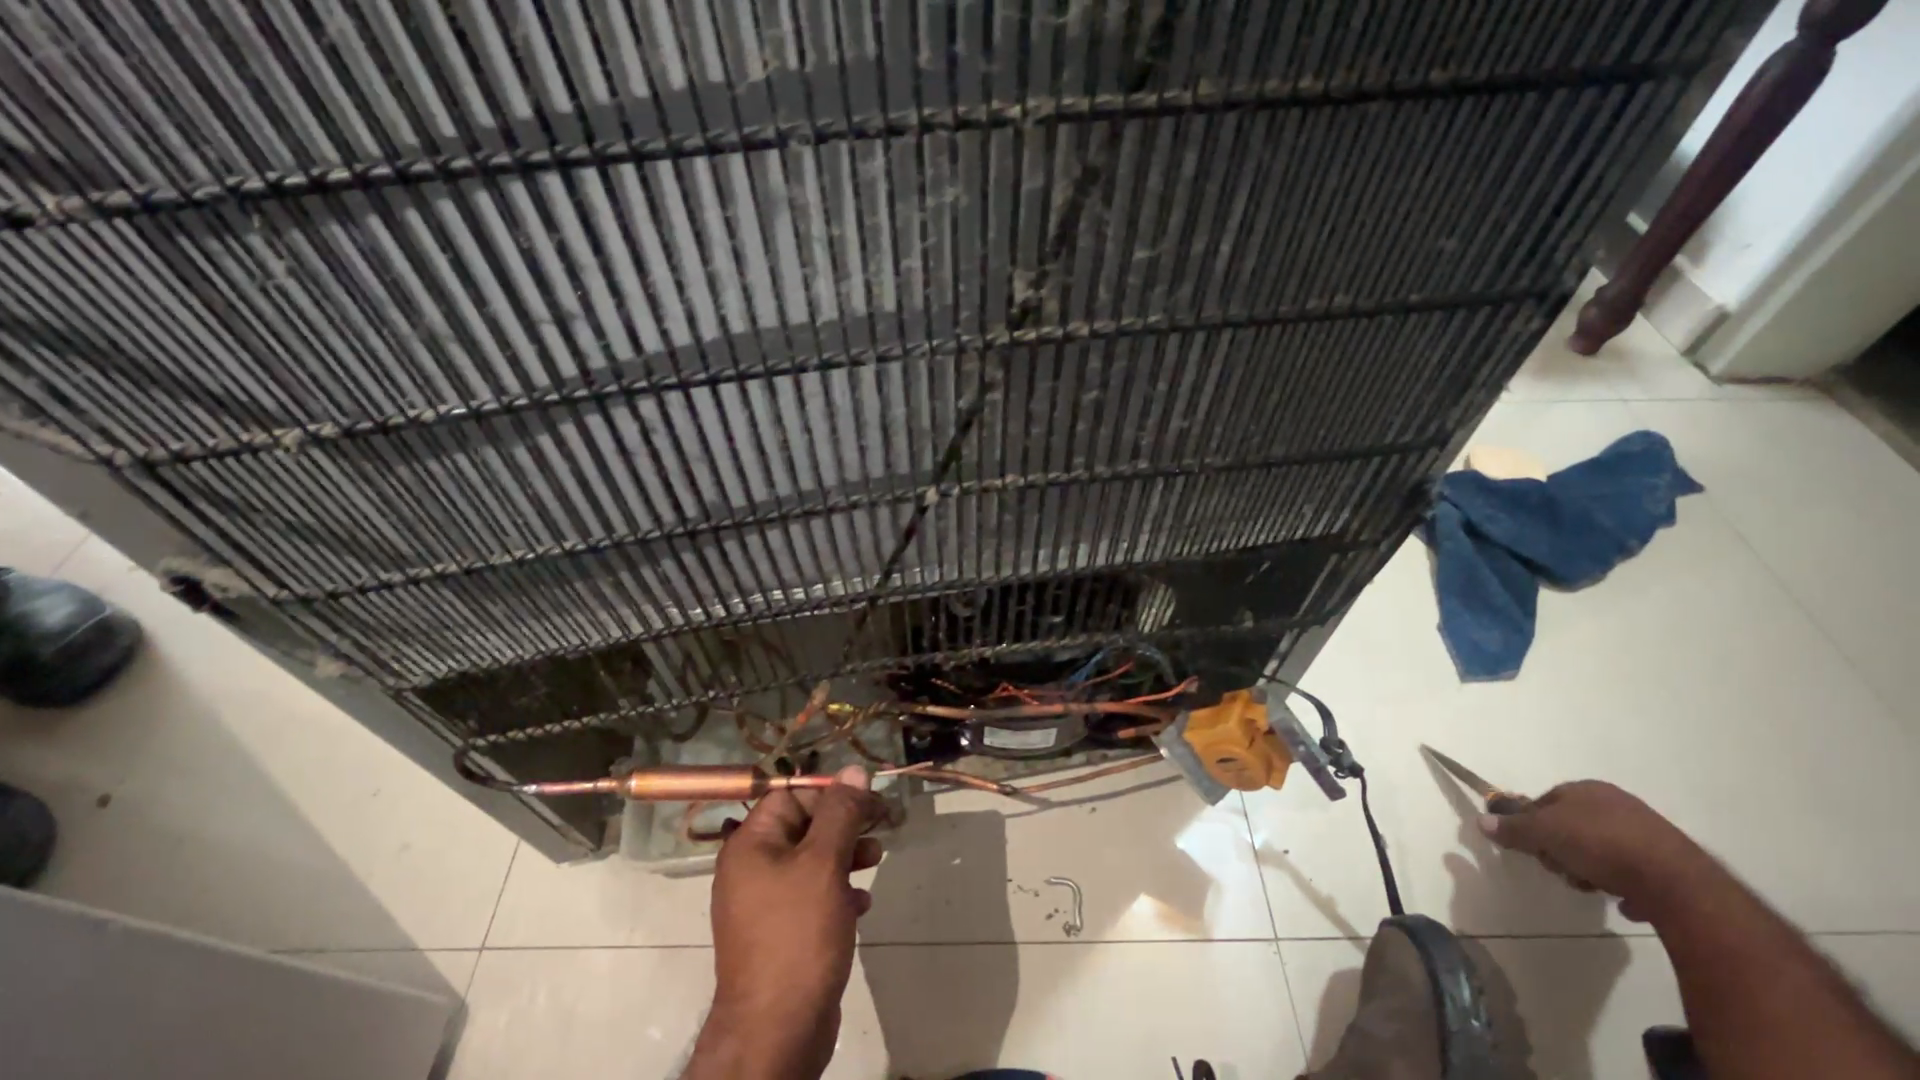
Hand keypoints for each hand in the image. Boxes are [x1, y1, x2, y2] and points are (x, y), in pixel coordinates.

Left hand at [690, 765, 886, 1079]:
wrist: (777, 1025)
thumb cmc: (798, 933)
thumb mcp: (823, 863)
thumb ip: (840, 813)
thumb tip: (854, 771)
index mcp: (751, 844)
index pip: (791, 796)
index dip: (831, 792)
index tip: (871, 800)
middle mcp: (751, 868)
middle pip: (802, 827)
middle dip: (844, 824)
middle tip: (884, 825)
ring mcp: (764, 904)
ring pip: (810, 862)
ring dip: (846, 855)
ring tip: (877, 860)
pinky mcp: (781, 933)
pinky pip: (811, 897)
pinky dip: (838, 892)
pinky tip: (861, 903)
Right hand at [1479, 780, 1710, 921]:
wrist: (1673, 881)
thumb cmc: (1600, 845)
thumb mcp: (1545, 833)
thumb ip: (1513, 828)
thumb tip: (1481, 821)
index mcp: (1586, 789)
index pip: (1544, 802)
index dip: (1532, 826)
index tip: (1533, 849)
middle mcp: (1615, 803)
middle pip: (1569, 827)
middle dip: (1560, 851)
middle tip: (1563, 868)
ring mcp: (1643, 832)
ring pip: (1597, 850)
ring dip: (1588, 870)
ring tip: (1593, 886)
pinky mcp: (1665, 861)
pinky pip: (1629, 870)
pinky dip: (1620, 883)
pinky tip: (1622, 898)